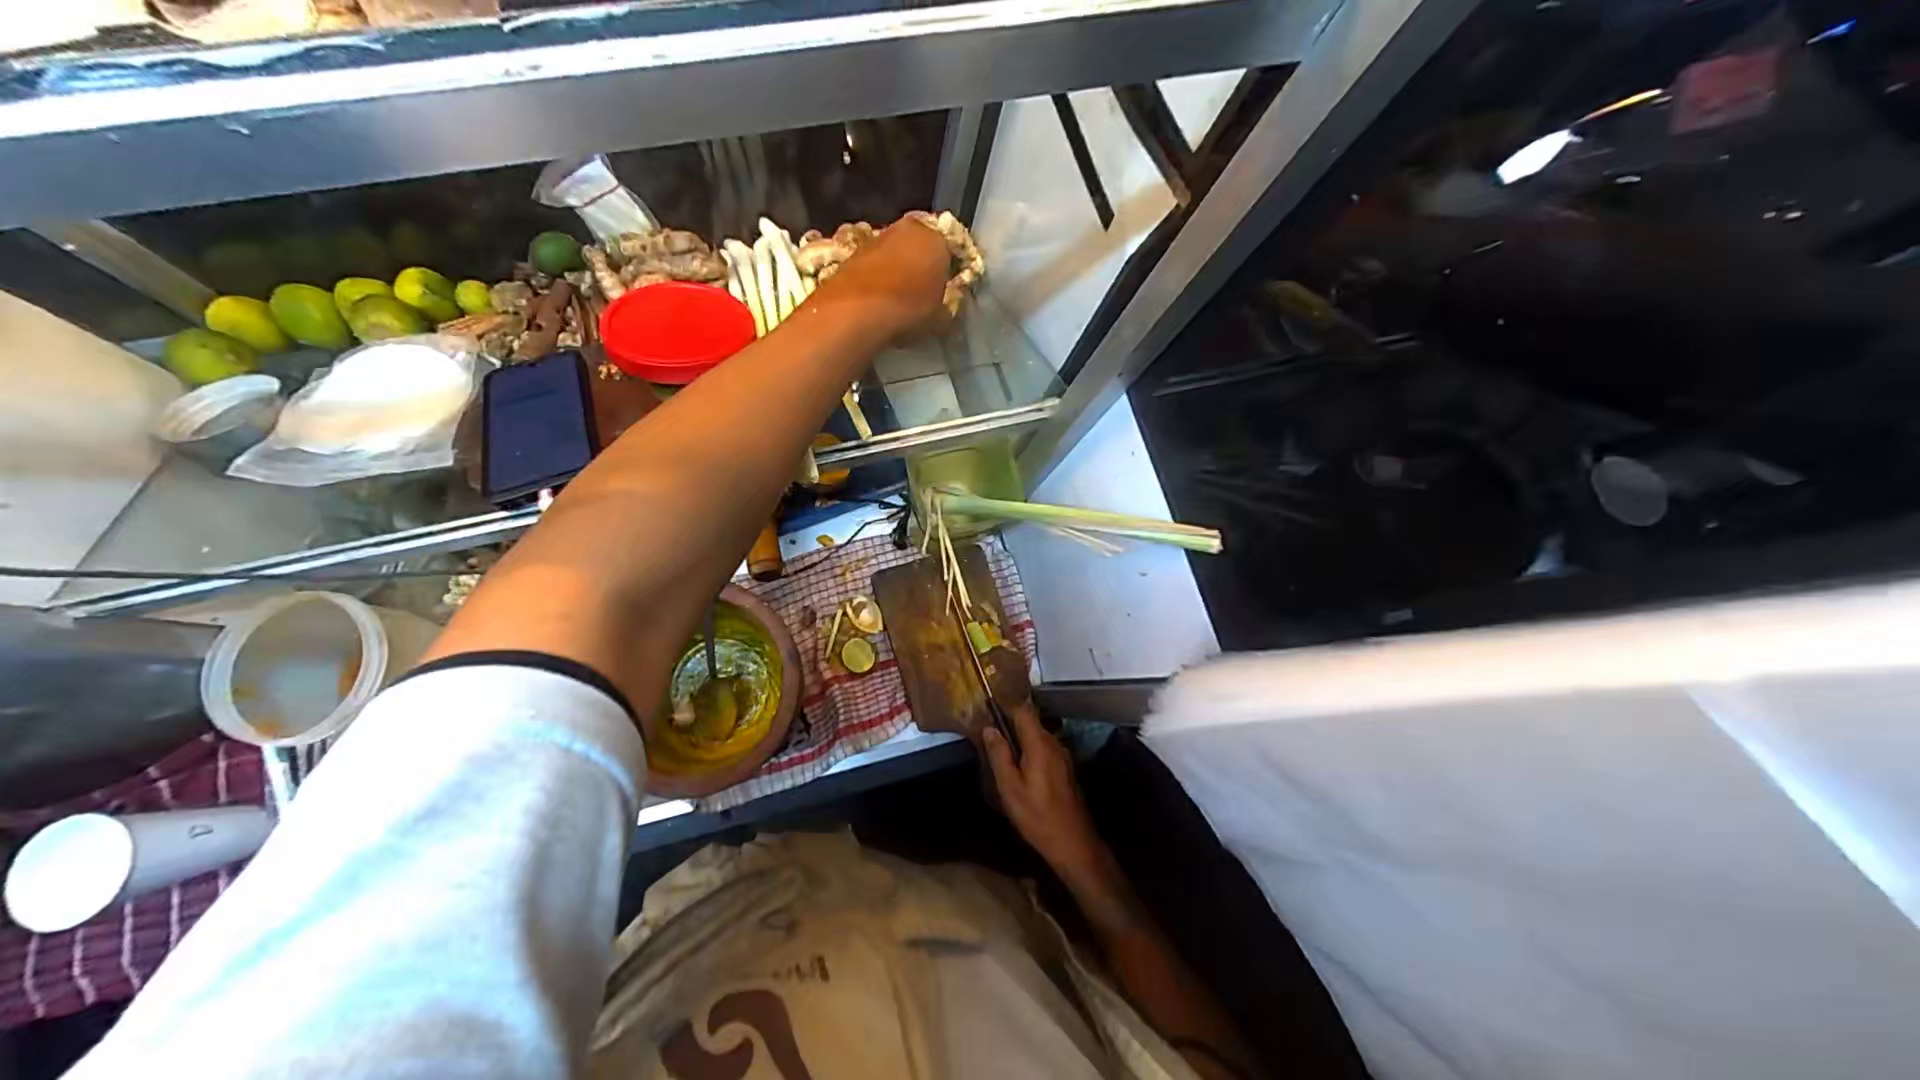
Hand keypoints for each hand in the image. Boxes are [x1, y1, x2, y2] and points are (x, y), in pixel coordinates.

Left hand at [816, 216, 950, 337]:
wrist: (857, 311)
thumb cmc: (909, 309)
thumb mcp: (942, 316)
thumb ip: (951, 302)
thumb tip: (950, 301)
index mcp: (936, 237)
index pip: (954, 247)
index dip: (954, 267)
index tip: (952, 286)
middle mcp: (907, 228)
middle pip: (921, 243)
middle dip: (924, 263)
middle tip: (926, 290)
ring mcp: (877, 236)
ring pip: (895, 250)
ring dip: (898, 267)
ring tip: (899, 296)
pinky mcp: (853, 251)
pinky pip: (874, 262)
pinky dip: (878, 275)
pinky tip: (877, 298)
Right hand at [982, 702, 1106, 879]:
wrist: (1073, 842)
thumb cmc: (1037, 816)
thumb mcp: (1010, 788)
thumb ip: (999, 755)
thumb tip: (989, 728)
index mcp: (1039, 744)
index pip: (1023, 710)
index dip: (1005, 708)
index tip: (988, 715)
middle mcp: (1054, 744)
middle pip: (1030, 723)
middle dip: (1010, 727)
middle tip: (990, 742)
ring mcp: (1063, 756)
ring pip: (1038, 738)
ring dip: (1020, 743)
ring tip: (1003, 759)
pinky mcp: (1066, 769)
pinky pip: (1045, 751)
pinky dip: (1031, 754)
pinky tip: (1021, 774)